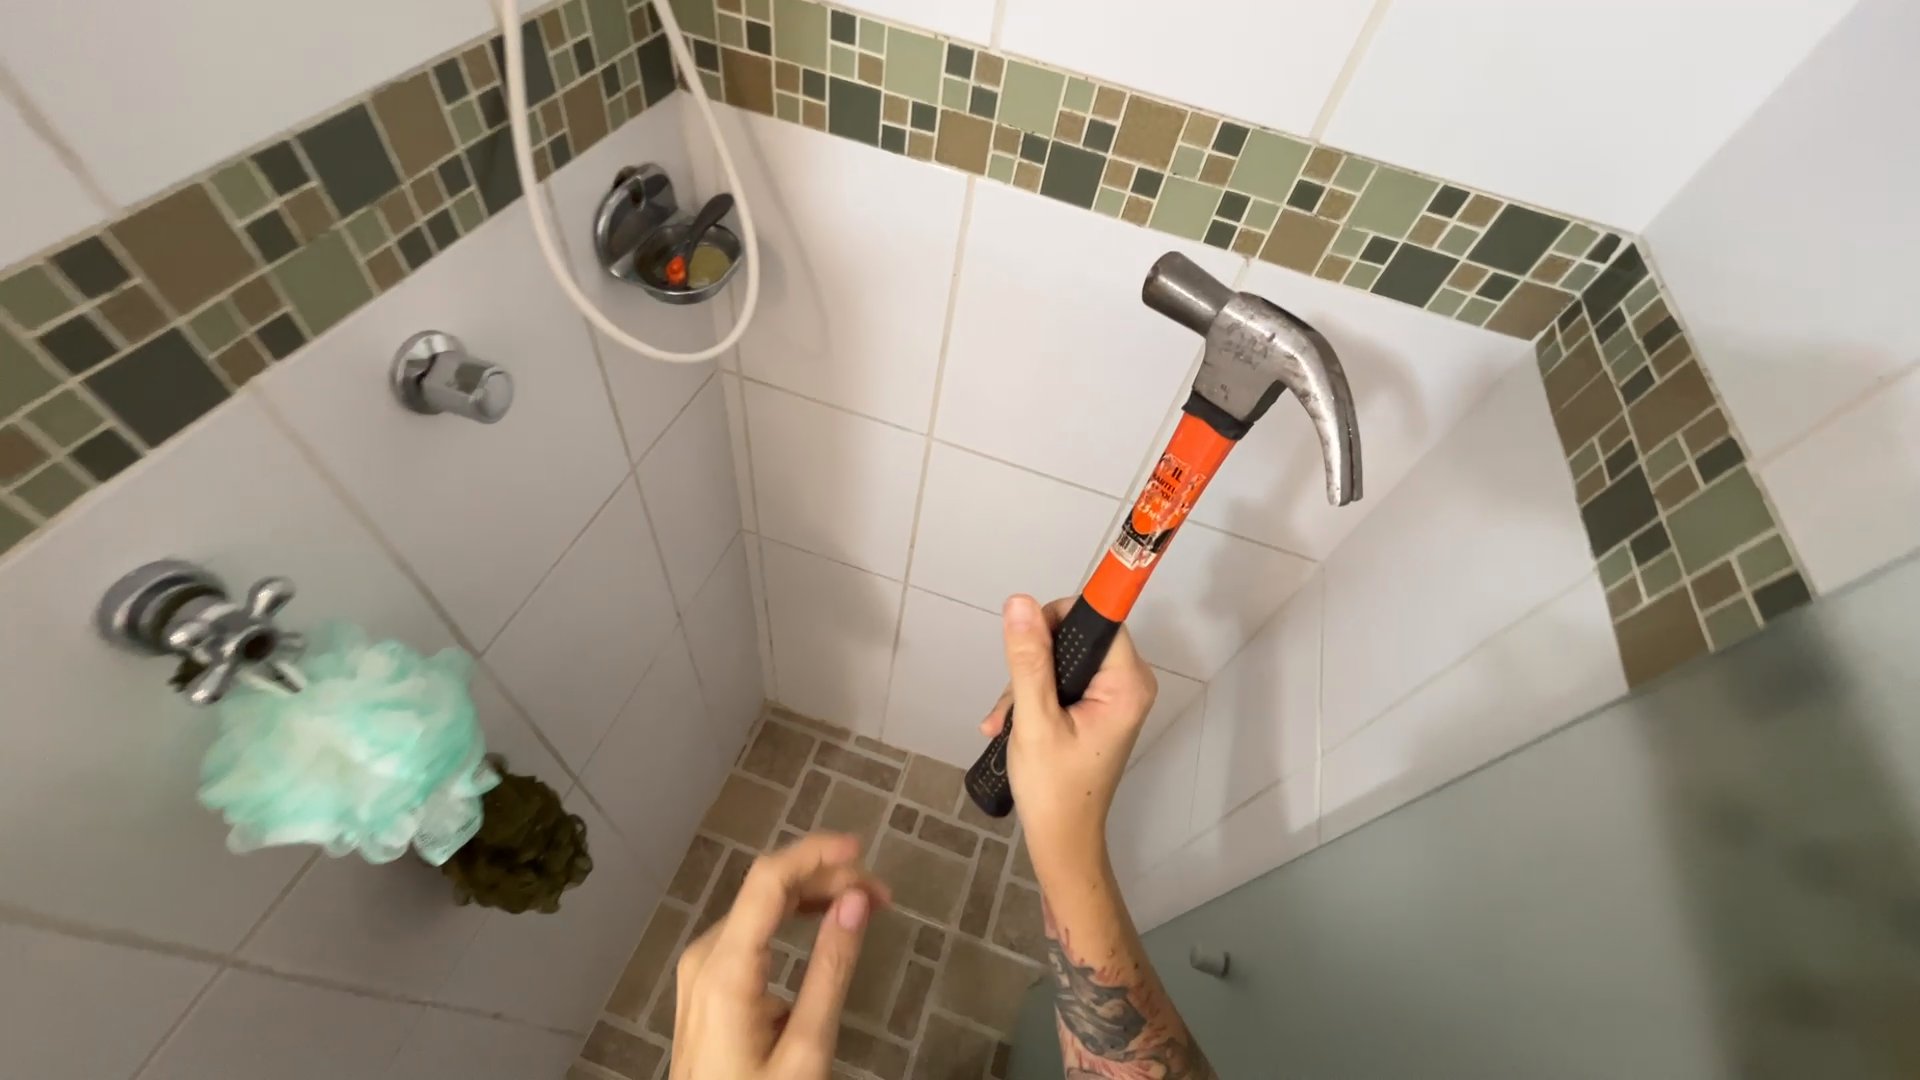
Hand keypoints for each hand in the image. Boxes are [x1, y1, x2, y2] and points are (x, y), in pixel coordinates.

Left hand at [669, 833, 891, 1079]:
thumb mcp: (806, 1050)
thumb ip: (832, 969)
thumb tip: (856, 898)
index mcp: (725, 967)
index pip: (769, 880)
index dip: (816, 852)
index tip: (863, 849)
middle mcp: (706, 953)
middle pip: (769, 887)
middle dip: (828, 877)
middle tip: (882, 896)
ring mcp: (703, 966)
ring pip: (763, 904)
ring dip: (815, 893)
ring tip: (866, 903)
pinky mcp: (710, 980)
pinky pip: (755, 927)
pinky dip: (795, 914)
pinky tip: (826, 918)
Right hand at [980, 595, 1156, 875]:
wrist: (1061, 839)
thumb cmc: (1052, 787)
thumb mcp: (1035, 720)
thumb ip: (1028, 660)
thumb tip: (1019, 601)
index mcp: (1126, 683)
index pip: (1098, 618)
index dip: (1057, 620)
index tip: (1025, 646)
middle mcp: (1128, 682)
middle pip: (1076, 636)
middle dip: (1033, 660)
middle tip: (1010, 699)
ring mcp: (1113, 695)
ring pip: (1062, 658)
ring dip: (1026, 682)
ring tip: (1004, 721)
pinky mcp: (1098, 707)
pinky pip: (1062, 678)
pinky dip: (1033, 695)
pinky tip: (1008, 725)